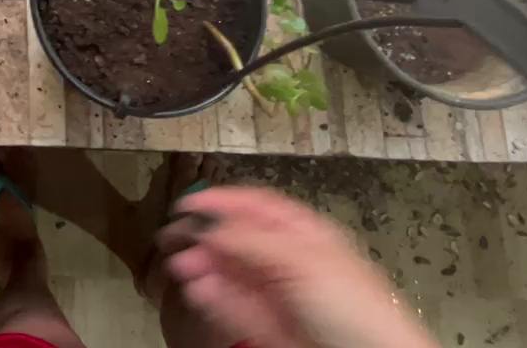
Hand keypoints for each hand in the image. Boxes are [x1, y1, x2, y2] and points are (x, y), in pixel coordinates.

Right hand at [156, 187, 437, 347]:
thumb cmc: (354, 307)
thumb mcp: (304, 260)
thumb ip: (254, 238)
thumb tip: (211, 224)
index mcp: (303, 233)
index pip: (255, 204)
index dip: (222, 200)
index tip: (189, 201)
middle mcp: (287, 259)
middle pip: (236, 238)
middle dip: (204, 235)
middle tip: (172, 234)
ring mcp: (278, 294)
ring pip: (231, 272)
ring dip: (202, 265)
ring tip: (177, 264)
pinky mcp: (270, 326)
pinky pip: (235, 305)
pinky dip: (212, 295)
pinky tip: (195, 288)